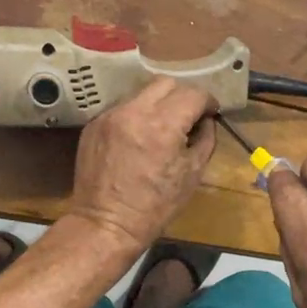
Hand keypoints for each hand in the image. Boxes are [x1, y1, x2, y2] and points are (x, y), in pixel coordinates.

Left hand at [68, 78, 216, 251]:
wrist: (107, 224)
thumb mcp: (192, 175)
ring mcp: (110, 115)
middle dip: (183, 96)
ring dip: (159, 104)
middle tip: (189, 116)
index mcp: (163, 125)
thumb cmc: (156, 206)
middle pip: (167, 83)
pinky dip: (137, 116)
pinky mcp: (94, 124)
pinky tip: (140, 138)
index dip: (208, 101)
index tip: (212, 112)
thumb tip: (206, 122)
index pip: (193, 94)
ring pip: (142, 93)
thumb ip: (205, 140)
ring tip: (164, 127)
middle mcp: (134, 111)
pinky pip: (123, 109)